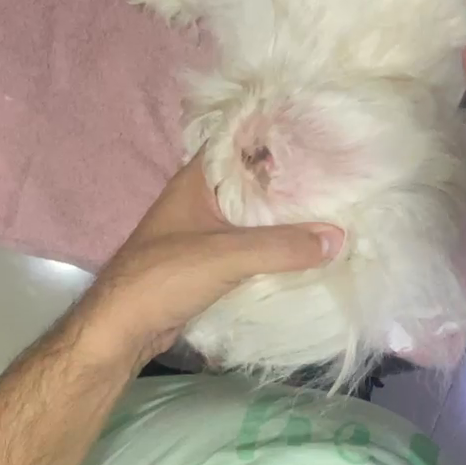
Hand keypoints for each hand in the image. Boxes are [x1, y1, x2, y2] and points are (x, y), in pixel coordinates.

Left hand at [71, 156, 342, 368]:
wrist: (122, 328)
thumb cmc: (164, 277)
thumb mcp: (226, 256)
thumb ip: (281, 246)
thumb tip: (338, 238)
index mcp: (198, 178)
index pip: (245, 141)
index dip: (283, 136)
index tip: (325, 136)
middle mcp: (202, 198)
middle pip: (256, 181)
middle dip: (293, 182)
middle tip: (342, 177)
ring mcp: (205, 232)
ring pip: (254, 217)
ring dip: (285, 219)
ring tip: (335, 210)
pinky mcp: (209, 264)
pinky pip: (250, 248)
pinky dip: (274, 249)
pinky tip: (305, 252)